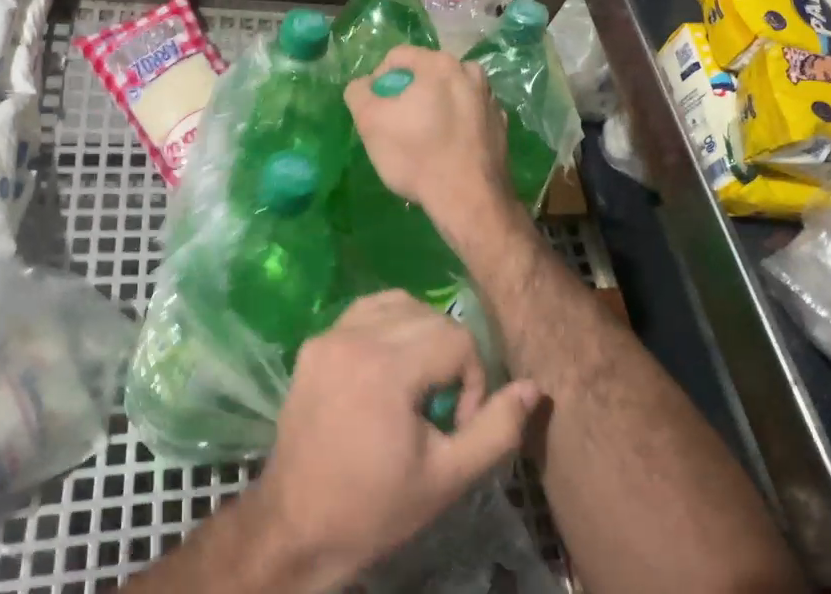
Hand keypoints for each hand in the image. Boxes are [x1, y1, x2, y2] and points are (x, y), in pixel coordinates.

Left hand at [249, 291, 541, 590]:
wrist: (297, 525)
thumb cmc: (376, 506)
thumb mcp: (449, 477)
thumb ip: (497, 428)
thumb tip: (533, 387)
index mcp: (386, 368)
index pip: (456, 338)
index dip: (472, 379)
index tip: (456, 423)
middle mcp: (354, 337)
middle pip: (430, 317)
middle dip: (450, 356)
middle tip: (440, 408)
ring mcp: (328, 337)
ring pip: (398, 304)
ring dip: (420, 333)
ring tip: (417, 382)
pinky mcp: (312, 344)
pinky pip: (363, 311)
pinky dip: (387, 325)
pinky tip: (388, 366)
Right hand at [344, 46, 510, 227]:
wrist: (469, 199)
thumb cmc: (416, 155)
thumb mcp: (369, 122)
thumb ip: (359, 92)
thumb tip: (365, 85)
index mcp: (440, 64)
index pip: (397, 57)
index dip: (379, 80)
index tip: (375, 109)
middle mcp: (470, 72)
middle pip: (426, 74)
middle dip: (409, 94)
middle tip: (397, 125)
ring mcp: (490, 99)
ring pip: (450, 94)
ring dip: (434, 107)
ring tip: (424, 138)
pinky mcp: (500, 125)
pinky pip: (469, 115)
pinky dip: (456, 124)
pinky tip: (447, 149)